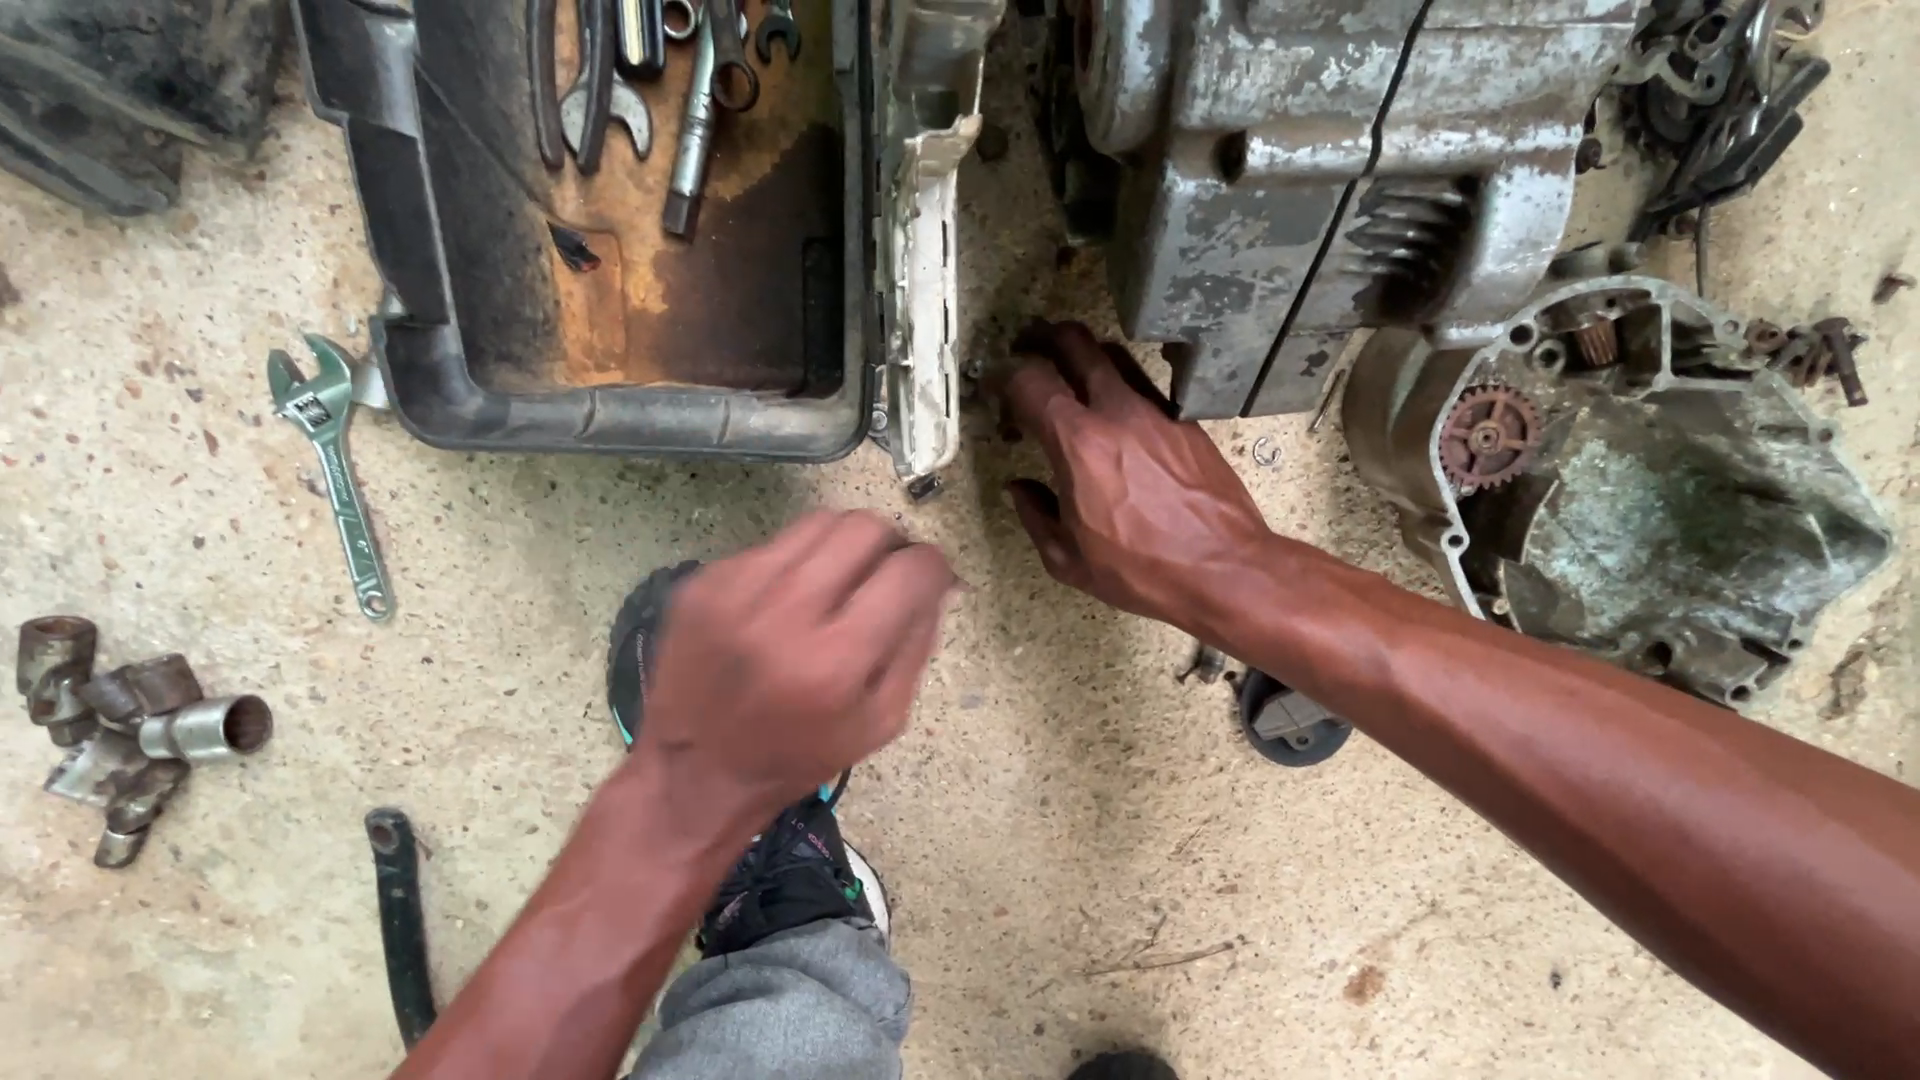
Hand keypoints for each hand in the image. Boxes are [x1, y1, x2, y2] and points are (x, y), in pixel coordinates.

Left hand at [633, 511, 957, 818]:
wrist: (694, 771)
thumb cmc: (798, 756)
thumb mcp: (881, 721)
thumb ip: (917, 643)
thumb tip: (939, 583)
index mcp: (836, 659)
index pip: (910, 571)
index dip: (933, 568)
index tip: (929, 580)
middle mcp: (785, 612)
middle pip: (865, 528)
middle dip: (891, 545)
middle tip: (885, 575)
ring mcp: (736, 588)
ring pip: (819, 521)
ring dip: (844, 546)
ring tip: (839, 582)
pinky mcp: (705, 580)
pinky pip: (773, 544)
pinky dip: (795, 563)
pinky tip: (787, 601)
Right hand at [997, 321, 1271, 634]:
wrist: (1223, 568)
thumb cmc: (1142, 570)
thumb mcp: (1068, 558)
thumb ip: (1034, 514)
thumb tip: (1020, 488)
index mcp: (1078, 445)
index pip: (1030, 381)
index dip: (1004, 378)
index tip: (997, 391)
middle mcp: (1117, 413)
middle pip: (1074, 343)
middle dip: (1043, 338)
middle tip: (1027, 350)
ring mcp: (1156, 410)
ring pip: (1113, 354)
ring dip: (1083, 354)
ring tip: (1069, 372)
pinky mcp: (1185, 419)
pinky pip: (1143, 382)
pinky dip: (1118, 381)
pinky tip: (1112, 408)